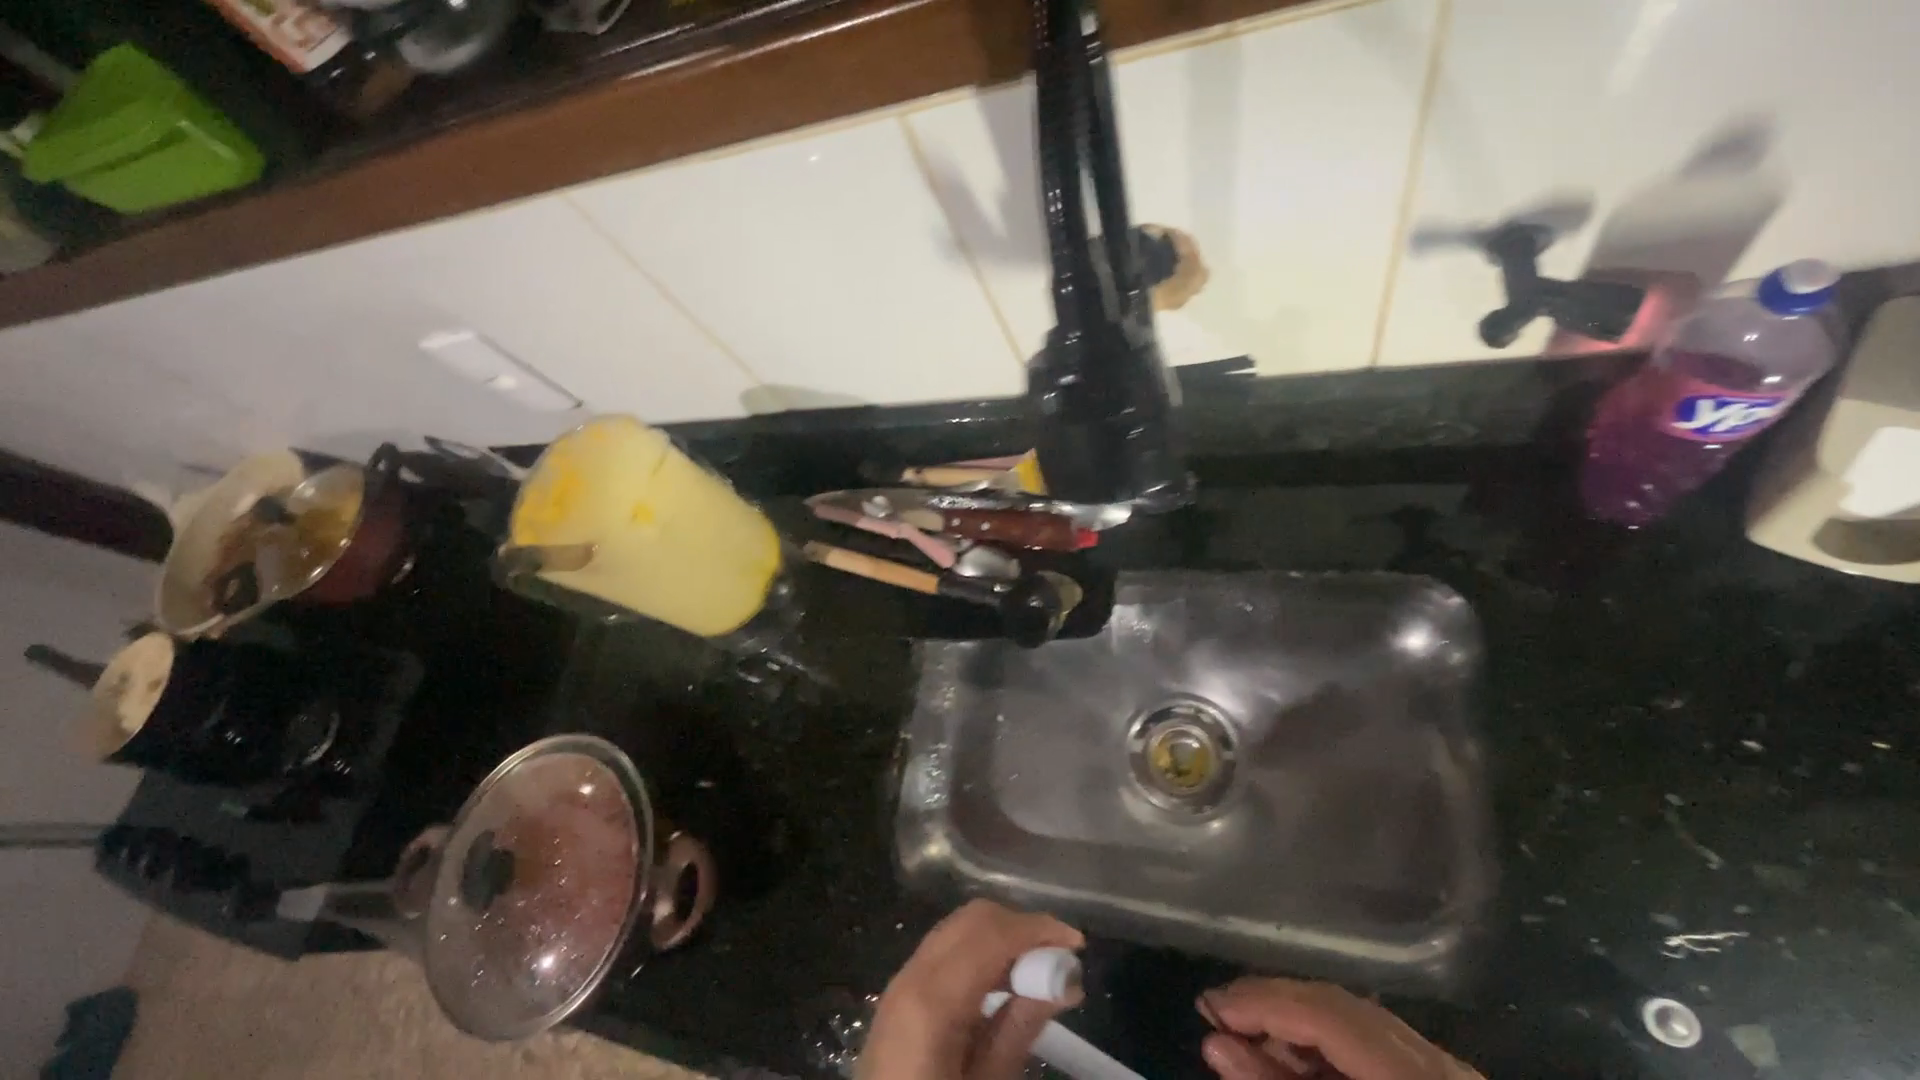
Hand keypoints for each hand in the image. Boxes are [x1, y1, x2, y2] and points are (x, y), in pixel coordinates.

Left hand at [857, 899, 1084, 1079]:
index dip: (1038, 929)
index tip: (1076, 944)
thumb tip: (1065, 982)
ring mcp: (901, 979)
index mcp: (933, 999)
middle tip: (1059, 957)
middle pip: (974, 918)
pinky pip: (945, 949)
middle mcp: (913, 974)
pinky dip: (979, 950)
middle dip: (1021, 926)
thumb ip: (1021, 1029)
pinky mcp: (900, 992)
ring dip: (1001, 935)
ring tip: (1038, 970)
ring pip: (959, 927)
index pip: (992, 934)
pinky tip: (1004, 980)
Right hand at [1196, 977, 1482, 1079]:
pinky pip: (1379, 1051)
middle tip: (1217, 1014)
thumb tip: (1217, 1045)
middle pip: (1345, 1010)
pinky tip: (1293, 1066)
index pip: (1330, 1018)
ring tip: (1247, 1042)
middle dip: (1275, 1006)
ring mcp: (1450, 1077)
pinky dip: (1329, 1053)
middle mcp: (1441, 1069)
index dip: (1263, 1003)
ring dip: (1299, 1028)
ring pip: (1361, 1025)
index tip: (1207, 1007)